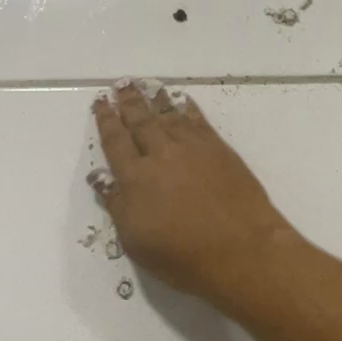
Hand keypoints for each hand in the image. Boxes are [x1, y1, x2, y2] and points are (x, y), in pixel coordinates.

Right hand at [90, 80, 299, 309]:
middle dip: (128, 102)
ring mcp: (192, 148)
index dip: (106, 121)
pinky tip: (180, 101)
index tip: (101, 104)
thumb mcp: (136, 240)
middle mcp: (160, 155)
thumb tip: (99, 177)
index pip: (115, 141)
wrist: (242, 252)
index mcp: (135, 178)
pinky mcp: (218, 149)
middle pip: (140, 121)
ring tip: (144, 84)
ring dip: (153, 98)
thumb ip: (116, 205)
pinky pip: (197, 120)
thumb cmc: (182, 256)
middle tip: (120, 84)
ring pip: (167, 115)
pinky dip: (186, 107)